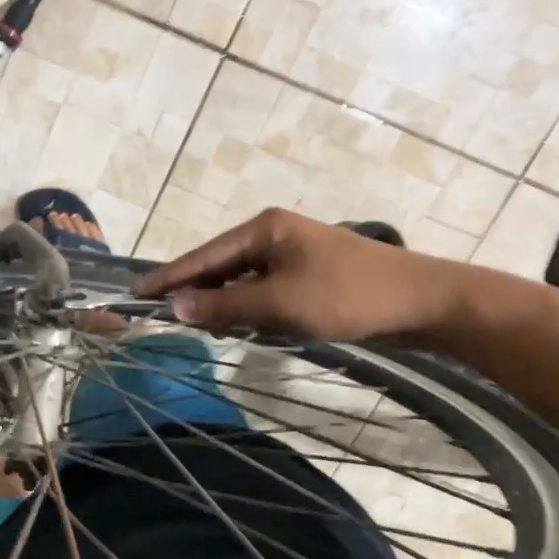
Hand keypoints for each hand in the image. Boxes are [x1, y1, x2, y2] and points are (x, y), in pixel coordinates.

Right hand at [134, 209, 481, 342]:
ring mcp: (293, 254)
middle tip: (164, 319)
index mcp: (264, 229)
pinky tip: (242, 327)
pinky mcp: (309, 275)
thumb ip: (224, 305)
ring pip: (241, 281)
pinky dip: (249, 309)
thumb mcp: (279, 304)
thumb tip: (175, 307)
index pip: (202, 256)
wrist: (423, 302)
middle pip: (219, 266)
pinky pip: (263, 291)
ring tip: (201, 328)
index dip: (169, 278)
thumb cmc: (347, 296)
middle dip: (195, 293)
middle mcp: (274, 234)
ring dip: (223, 304)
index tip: (135, 296)